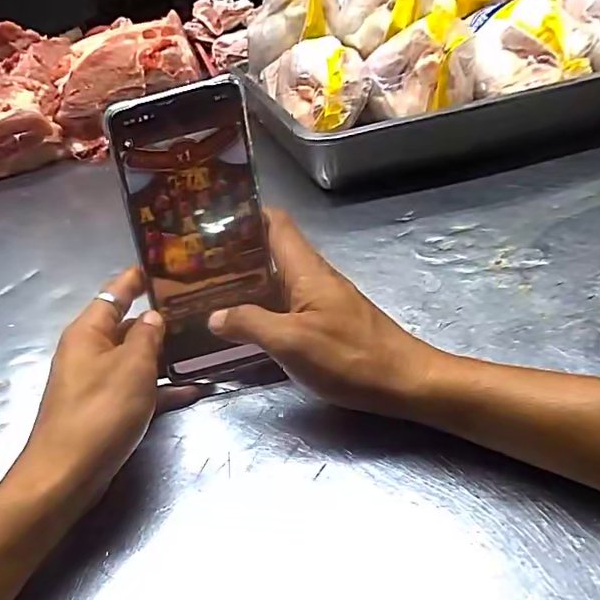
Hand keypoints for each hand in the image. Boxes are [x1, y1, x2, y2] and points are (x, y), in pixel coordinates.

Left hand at [15, 268, 199, 500]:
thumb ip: (146, 337)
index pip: (113, 294)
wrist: (68, 473)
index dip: (134, 279)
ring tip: (200, 343)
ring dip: (161, 354)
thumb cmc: (100, 412)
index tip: (158, 265)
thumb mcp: (131, 368)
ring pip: (133, 360)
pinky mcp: (103, 411)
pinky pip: (135, 390)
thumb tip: (153, 316)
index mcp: (87, 333)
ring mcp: (95, 383)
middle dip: (156, 318)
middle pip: (125, 326)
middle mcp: (88, 353)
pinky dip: (159, 389)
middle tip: (195, 307)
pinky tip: (192, 390)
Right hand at [208, 210, 455, 417]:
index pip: (276, 225)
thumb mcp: (291, 341)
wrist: (405, 383)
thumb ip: (250, 324)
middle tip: (195, 264)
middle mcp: (313, 279)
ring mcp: (320, 302)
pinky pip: (283, 307)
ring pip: (274, 283)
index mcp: (307, 271)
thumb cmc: (350, 357)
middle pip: (269, 253)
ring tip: (207, 293)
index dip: (245, 216)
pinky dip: (259, 309)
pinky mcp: (324, 324)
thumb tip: (214, 316)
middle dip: (234, 254)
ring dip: (243, 284)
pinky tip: (240, 325)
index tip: (211, 221)